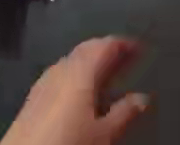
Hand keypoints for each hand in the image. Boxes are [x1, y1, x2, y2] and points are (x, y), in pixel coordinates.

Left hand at [0, 37, 149, 144]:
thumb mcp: (103, 135)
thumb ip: (124, 113)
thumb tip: (143, 97)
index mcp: (82, 69)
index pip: (106, 45)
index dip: (124, 44)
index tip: (140, 47)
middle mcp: (63, 66)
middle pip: (89, 48)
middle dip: (108, 51)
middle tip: (127, 59)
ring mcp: (47, 78)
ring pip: (74, 60)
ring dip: (93, 62)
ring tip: (109, 75)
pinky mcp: (36, 94)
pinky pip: (62, 73)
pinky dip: (78, 74)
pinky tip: (83, 92)